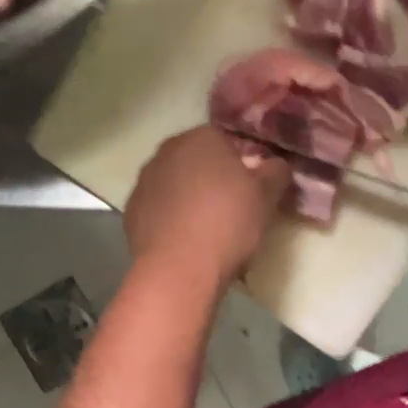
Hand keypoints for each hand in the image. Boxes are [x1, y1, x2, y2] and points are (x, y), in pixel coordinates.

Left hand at [125, 126, 291, 288]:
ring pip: (176, 186)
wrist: (179, 269)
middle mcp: (168, 150)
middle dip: (213, 181)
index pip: (228, 143)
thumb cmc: (228, 225)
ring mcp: (145, 181)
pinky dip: (170, 221)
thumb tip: (276, 166)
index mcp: (203, 137)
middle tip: (231, 212)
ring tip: (206, 232)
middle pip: (198, 162)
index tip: (252, 193)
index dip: (243, 168)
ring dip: (189, 200)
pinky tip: (184, 243)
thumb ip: (276, 173)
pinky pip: (159, 211)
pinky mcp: (131, 212)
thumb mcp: (267, 197)